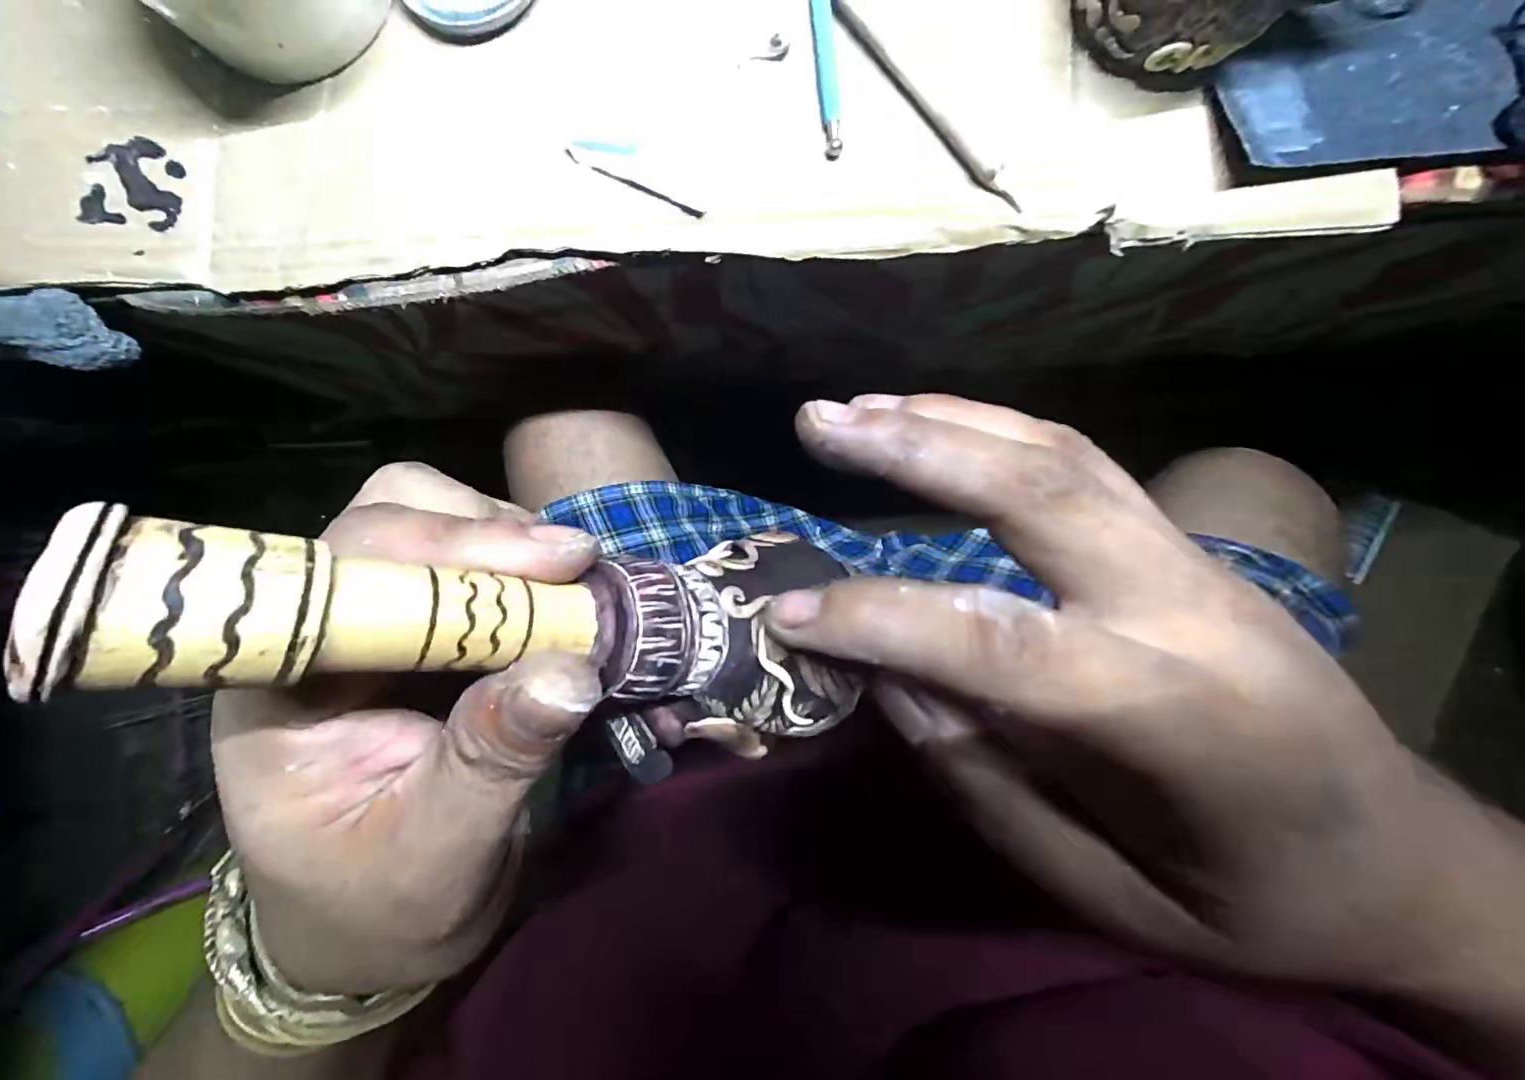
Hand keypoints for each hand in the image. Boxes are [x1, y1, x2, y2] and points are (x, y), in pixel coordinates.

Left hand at [211, 463, 601, 994]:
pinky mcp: (408, 620)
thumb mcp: (437, 856)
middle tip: (573, 568)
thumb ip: (492, 761)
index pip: (345, 572)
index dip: (446, 550)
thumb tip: (571, 670)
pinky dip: (515, 561)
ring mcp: (362, 615)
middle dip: (482, 531)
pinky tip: (553, 591)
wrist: (367, 928)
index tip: (554, 563)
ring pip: (423, 518)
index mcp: (279, 685)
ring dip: (503, 536)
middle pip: (382, 519)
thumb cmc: (376, 910)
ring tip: (568, 584)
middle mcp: (312, 628)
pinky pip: (460, 556)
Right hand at [765, 395, 1524, 1003]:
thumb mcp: (1088, 880)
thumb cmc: (1234, 898)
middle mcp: (1190, 611)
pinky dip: (984, 426)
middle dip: (915, 450)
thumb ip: (971, 769)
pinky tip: (919, 420)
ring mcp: (1190, 563)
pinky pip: (1075, 461)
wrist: (1397, 862)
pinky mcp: (1175, 547)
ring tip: (847, 411)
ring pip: (1058, 454)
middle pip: (1043, 494)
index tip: (785, 615)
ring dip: (941, 421)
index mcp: (1179, 718)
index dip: (880, 621)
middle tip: (814, 423)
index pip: (1001, 644)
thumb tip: (877, 668)